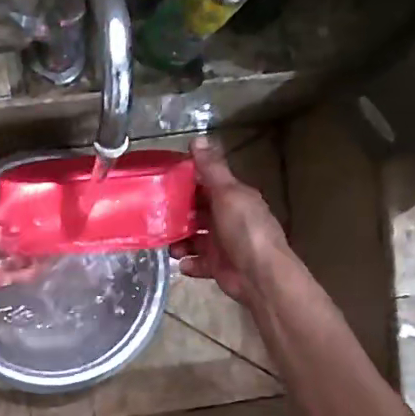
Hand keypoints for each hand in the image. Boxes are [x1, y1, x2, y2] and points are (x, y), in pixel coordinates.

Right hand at [172, 137, 291, 302]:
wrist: (259, 275)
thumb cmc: (245, 230)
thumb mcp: (228, 194)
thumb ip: (211, 169)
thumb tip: (197, 139)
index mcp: (233, 198)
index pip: (205, 185)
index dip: (185, 182)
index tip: (160, 181)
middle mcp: (227, 219)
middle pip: (196, 212)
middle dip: (177, 214)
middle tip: (155, 215)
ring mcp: (222, 244)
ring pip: (193, 238)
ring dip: (179, 241)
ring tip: (169, 245)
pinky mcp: (217, 266)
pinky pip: (196, 263)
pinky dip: (188, 263)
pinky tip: (182, 263)